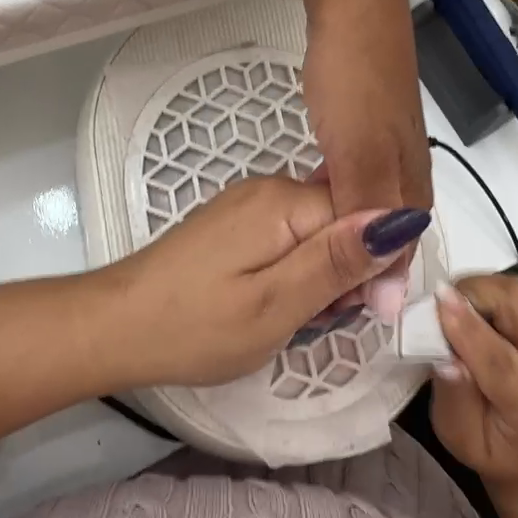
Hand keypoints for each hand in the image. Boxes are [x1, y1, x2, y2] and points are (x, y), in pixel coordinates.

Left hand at [100, 176, 430, 388]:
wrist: (113, 328)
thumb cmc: (194, 327)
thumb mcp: (277, 304)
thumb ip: (339, 259)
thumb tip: (403, 218)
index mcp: (285, 202)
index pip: (366, 212)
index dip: (373, 263)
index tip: (352, 308)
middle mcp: (270, 189)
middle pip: (343, 221)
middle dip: (344, 272)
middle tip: (312, 318)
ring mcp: (248, 205)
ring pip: (317, 235)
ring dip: (319, 277)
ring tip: (288, 317)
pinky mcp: (234, 224)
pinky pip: (288, 240)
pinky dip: (292, 273)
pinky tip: (269, 304)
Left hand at [302, 0, 431, 321]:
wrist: (351, 0)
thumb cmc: (353, 78)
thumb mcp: (358, 156)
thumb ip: (369, 222)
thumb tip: (392, 301)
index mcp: (408, 186)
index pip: (395, 260)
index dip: (363, 289)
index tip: (321, 310)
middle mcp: (404, 171)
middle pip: (383, 240)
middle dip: (351, 268)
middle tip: (305, 288)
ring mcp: (383, 145)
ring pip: (366, 212)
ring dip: (341, 238)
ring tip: (303, 258)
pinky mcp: (362, 127)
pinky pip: (353, 183)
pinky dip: (334, 205)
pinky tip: (311, 205)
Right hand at [431, 276, 517, 517]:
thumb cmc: (495, 446)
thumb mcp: (461, 439)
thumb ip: (453, 400)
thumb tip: (444, 359)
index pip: (501, 361)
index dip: (468, 328)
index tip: (438, 300)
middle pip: (517, 305)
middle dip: (472, 292)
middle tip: (439, 306)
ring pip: (516, 289)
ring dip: (478, 291)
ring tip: (456, 313)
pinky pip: (516, 290)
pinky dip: (489, 293)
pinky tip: (479, 317)